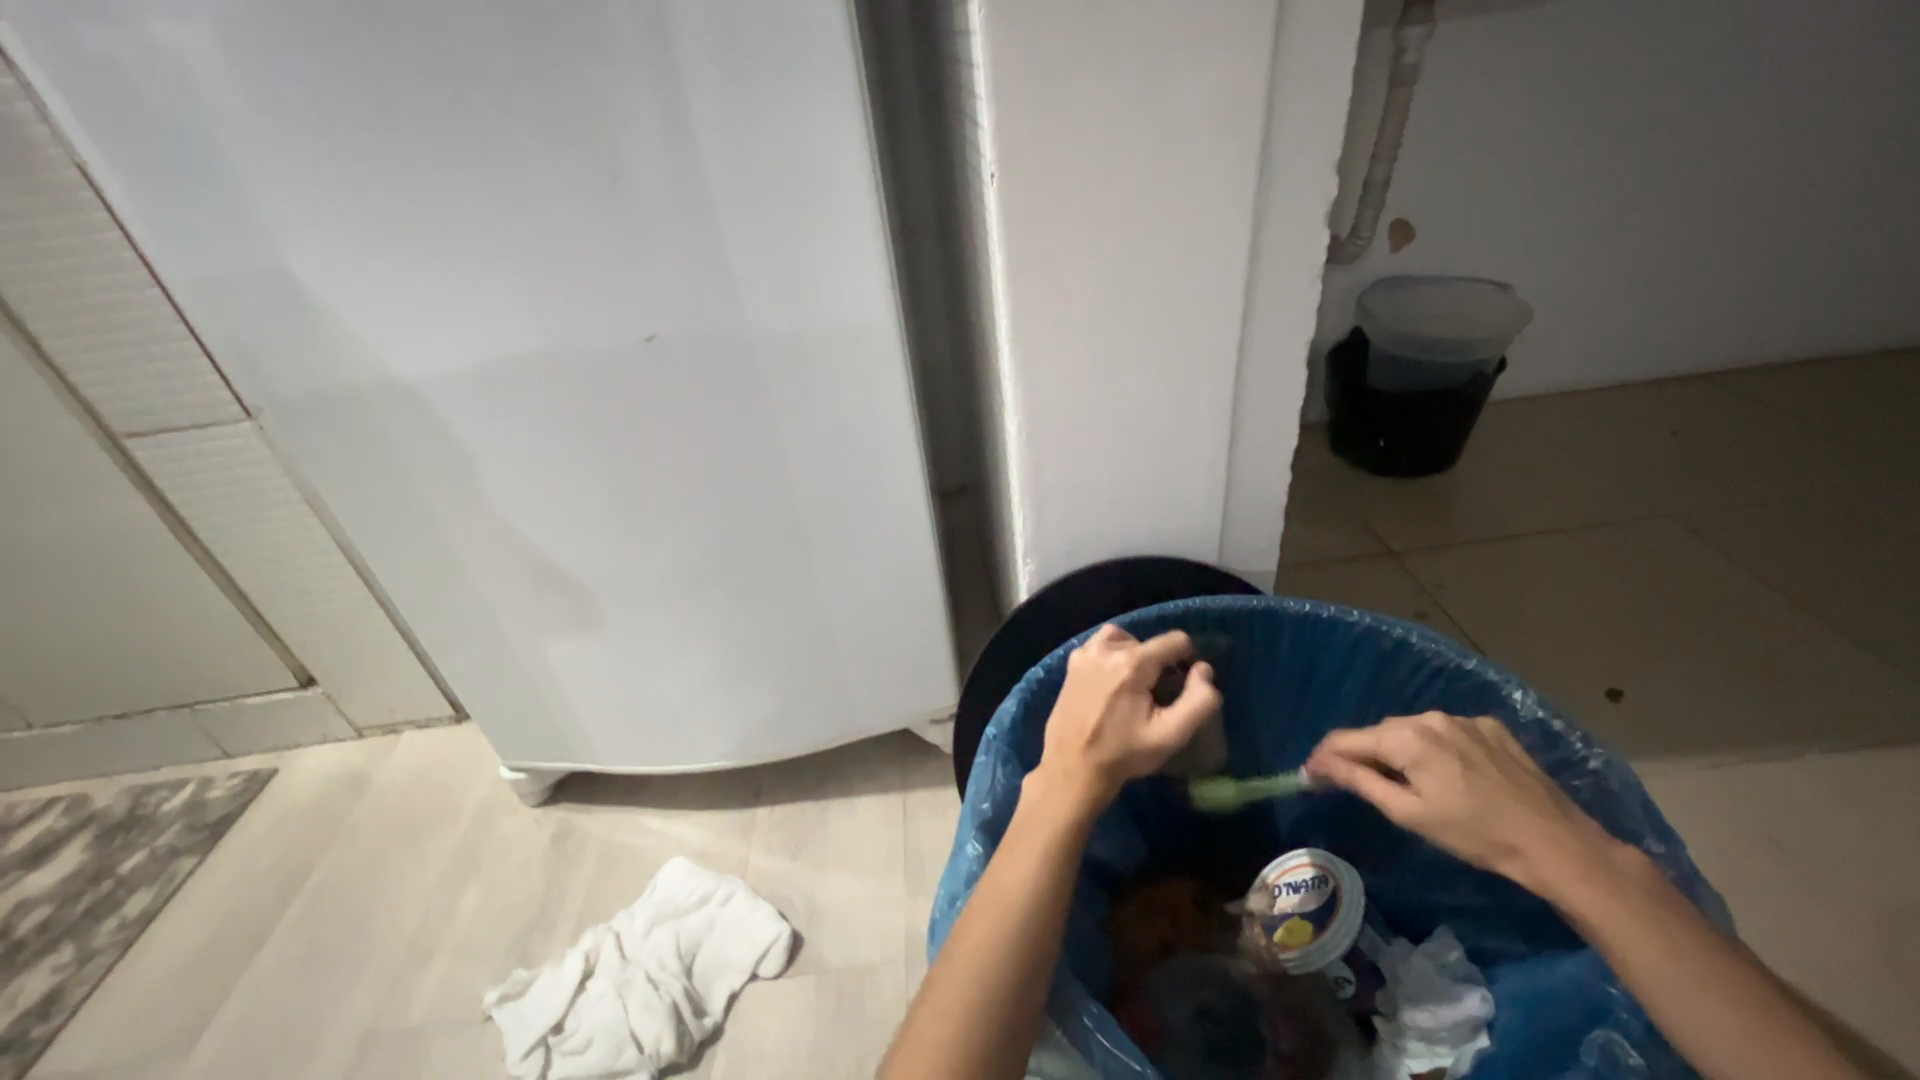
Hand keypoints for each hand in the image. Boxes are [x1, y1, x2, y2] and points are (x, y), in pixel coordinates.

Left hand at [1030, 625, 1221, 814]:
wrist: (1074, 767)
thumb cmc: (1125, 754)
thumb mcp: (1172, 734)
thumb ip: (1199, 700)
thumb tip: (1203, 669)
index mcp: (1132, 662)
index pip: (1176, 640)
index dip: (1186, 661)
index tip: (1180, 687)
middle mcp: (1105, 649)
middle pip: (1149, 641)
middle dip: (1159, 663)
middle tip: (1155, 696)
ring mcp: (1084, 654)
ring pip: (1122, 637)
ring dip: (1135, 654)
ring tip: (1135, 685)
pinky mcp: (1071, 664)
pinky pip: (1099, 646)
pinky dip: (1111, 656)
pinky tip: (1112, 685)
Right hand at [1304, 711, 1617, 895]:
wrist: (1553, 841)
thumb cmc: (1473, 834)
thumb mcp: (1408, 813)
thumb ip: (1359, 781)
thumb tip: (1319, 764)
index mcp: (1407, 737)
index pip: (1347, 739)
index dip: (1325, 758)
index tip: (1312, 776)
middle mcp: (1431, 717)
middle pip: (1379, 733)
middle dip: (1362, 755)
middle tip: (1354, 785)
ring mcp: (1465, 720)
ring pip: (1413, 731)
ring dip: (1399, 752)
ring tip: (1404, 782)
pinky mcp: (1491, 728)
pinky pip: (1446, 733)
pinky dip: (1434, 749)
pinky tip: (1447, 775)